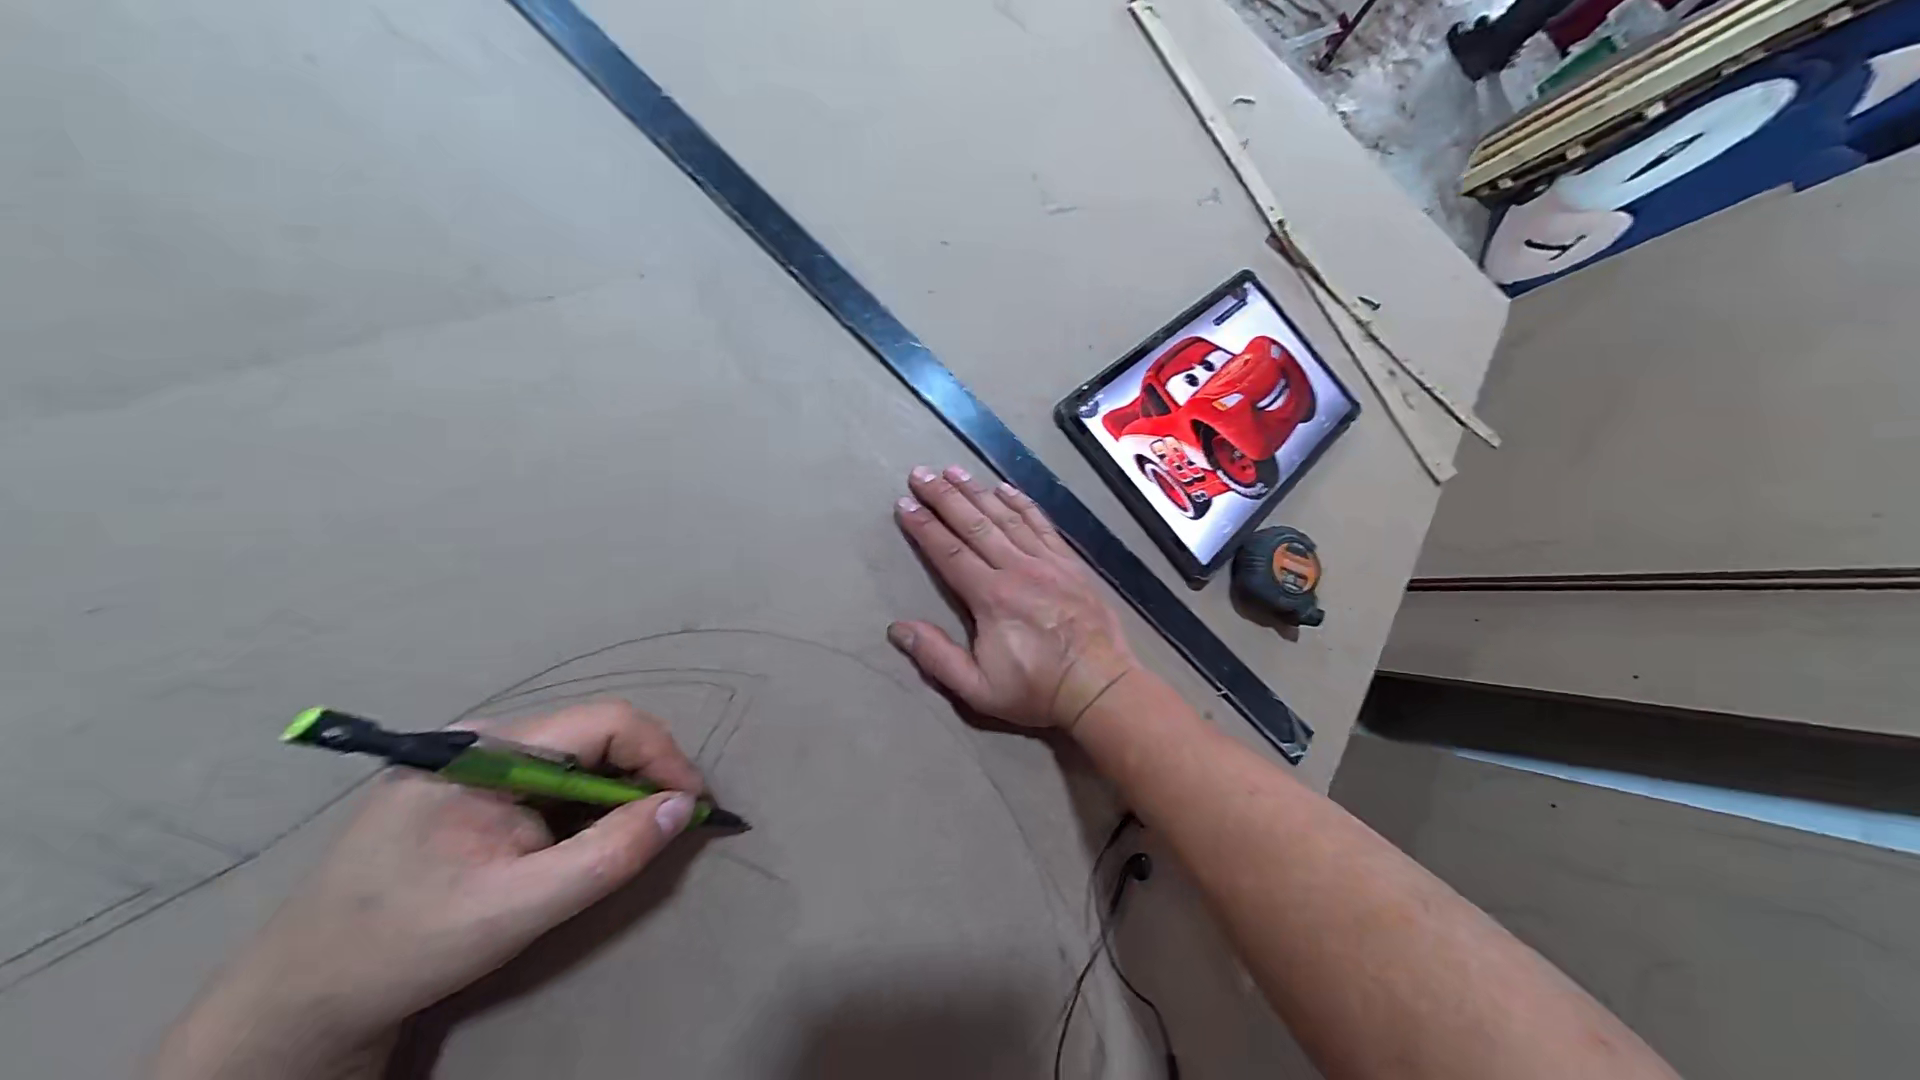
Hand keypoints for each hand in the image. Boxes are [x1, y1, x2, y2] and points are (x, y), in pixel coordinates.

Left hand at [154, 700, 704, 1079]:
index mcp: (486, 749)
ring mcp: (477, 760)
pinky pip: (556, 776)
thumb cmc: (405, 948)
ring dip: (620, 791)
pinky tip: (587, 838)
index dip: (661, 756)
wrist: (299, 1000)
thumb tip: (686, 806)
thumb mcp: (518, 908)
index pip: (606, 721)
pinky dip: (590, 804)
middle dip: (645, 774)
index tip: (693, 804)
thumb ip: (609, 854)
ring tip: (635, 834)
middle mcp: (485, 739)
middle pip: (597, 733)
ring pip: (581, 754)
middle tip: (672, 823)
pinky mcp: (476, 786)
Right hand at [890, 464, 1141, 729]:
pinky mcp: (1070, 563)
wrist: (1101, 687)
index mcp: (991, 597)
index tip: (904, 504)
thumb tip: (897, 628)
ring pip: (1005, 517)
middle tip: (921, 474)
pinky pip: (1041, 524)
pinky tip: (1005, 488)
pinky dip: (1021, 503)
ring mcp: (1047, 562)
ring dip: (977, 492)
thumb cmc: (1037, 690)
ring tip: (954, 471)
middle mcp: (1017, 569)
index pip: (949, 552)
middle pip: (973, 524)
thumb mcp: (978, 689)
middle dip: (944, 497)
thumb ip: (937, 657)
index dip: (924, 527)